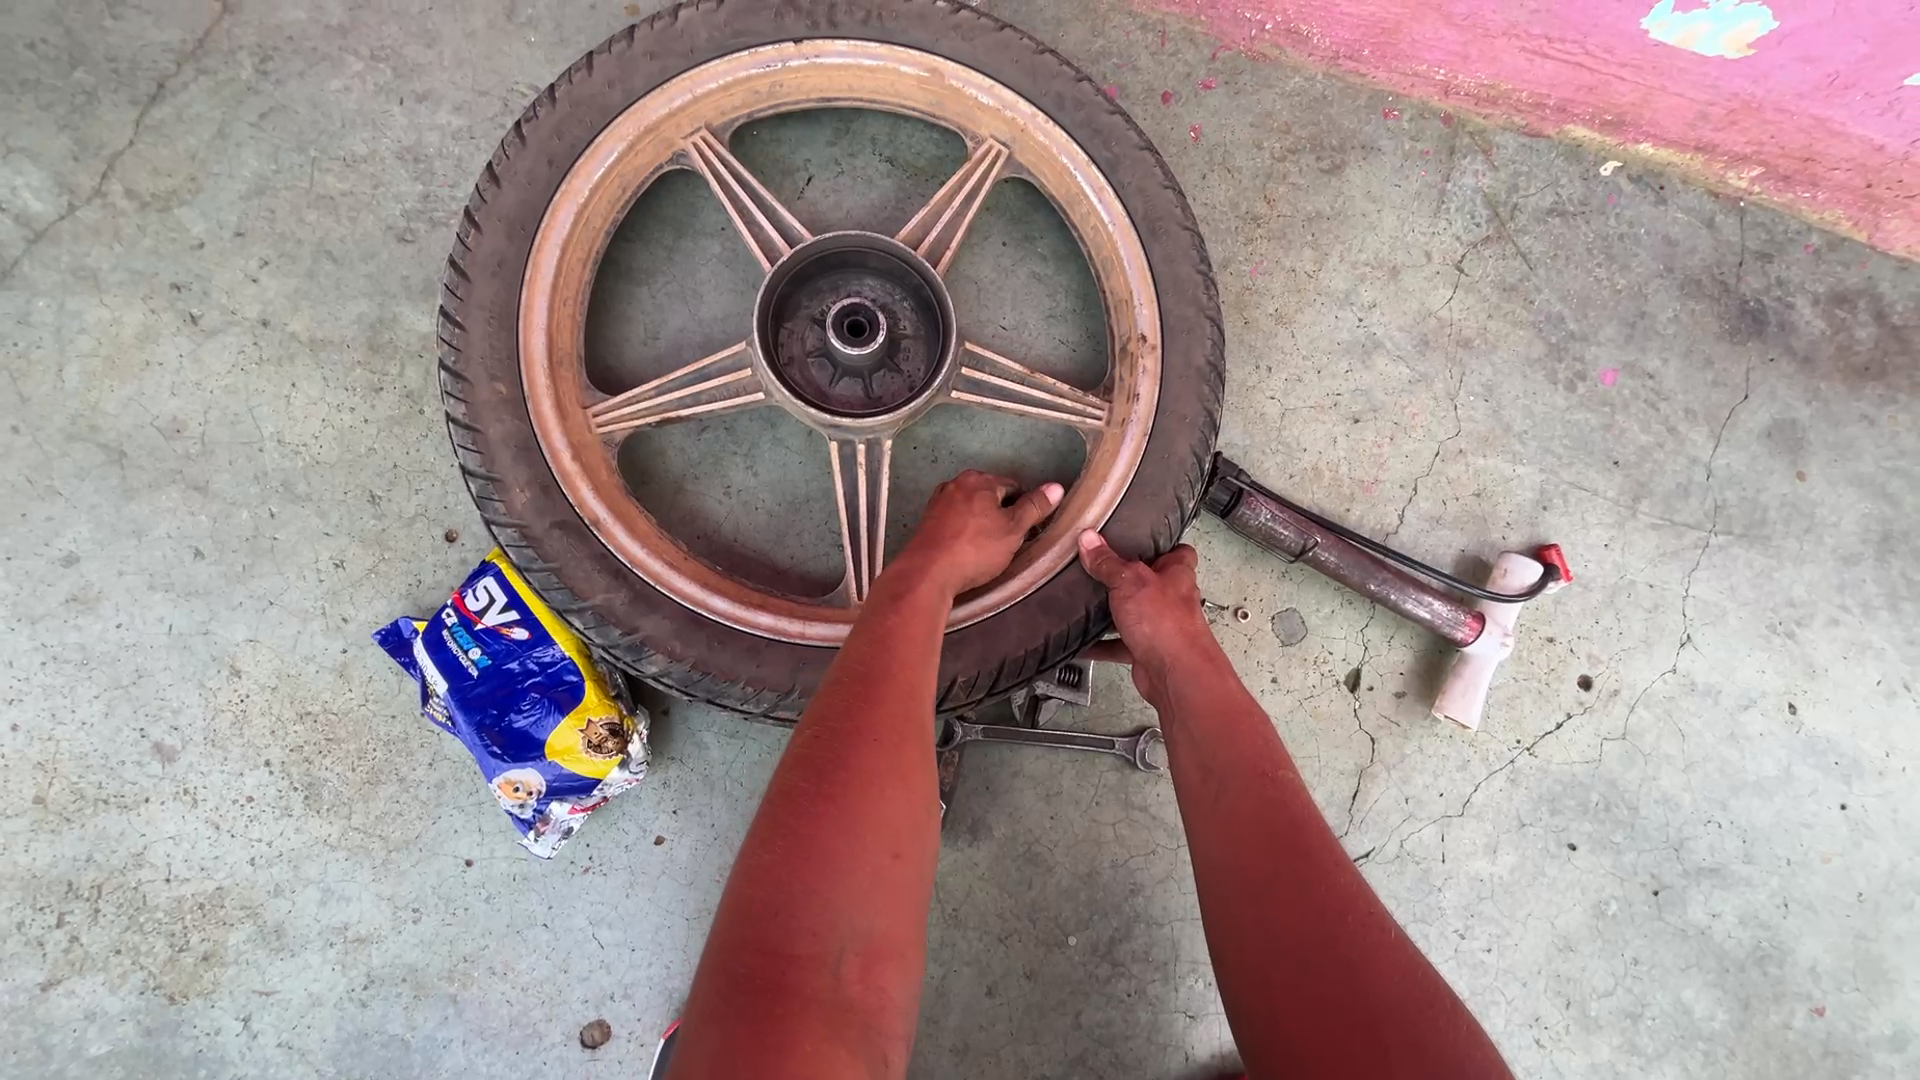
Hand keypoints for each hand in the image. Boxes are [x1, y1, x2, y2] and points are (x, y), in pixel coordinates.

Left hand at [890, 471, 1063, 598]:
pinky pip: (955, 522)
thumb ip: (1034, 507)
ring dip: (982, 524)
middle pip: (990, 496)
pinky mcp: (927, 523)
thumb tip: (1056, 487)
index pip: (1013, 487)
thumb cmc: (975, 549)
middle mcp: (955, 484)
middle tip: (1009, 541)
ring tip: (988, 549)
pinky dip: (964, 532)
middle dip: (1002, 515)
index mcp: (978, 480)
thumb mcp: (1013, 529)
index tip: (1027, 529)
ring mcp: (938, 503)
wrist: (928, 574)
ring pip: (971, 509)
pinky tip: (968, 551)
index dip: (1025, 507)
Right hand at [1077, 530, 1217, 705]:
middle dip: (1128, 579)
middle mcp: (1170, 600)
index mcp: (1176, 574)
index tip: (1146, 538)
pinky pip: (1118, 645)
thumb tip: (1090, 541)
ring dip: (1113, 612)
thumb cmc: (1169, 625)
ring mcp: (1158, 626)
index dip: (1165, 545)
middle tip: (1104, 569)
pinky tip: (1083, 642)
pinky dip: (1100, 645)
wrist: (1175, 674)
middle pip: (1150, 583)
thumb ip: (1107, 562)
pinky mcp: (1145, 650)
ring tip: (1088, 602)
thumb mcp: (1130, 581)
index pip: (1179, 552)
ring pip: (1133, 614)